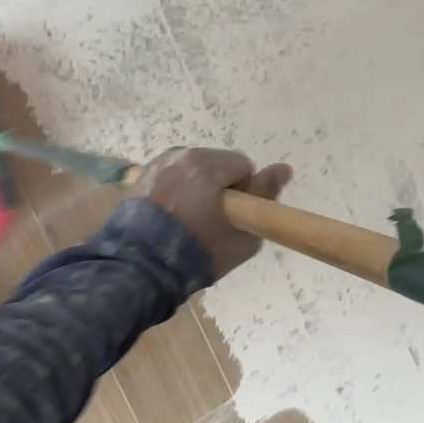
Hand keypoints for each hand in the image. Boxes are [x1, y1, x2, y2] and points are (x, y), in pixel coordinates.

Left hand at [133, 148, 292, 279]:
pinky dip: (176, 189)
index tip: (234, 216)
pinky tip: (172, 215)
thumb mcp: (243, 232)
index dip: (245, 191)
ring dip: (198, 185)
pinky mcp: (140, 178)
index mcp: (207, 164)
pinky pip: (170, 176)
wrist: (141, 267)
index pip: (243, 166)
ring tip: (190, 218)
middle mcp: (180, 155)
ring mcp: (156, 165)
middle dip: (220, 185)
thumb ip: (265, 195)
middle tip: (212, 219)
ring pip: (192, 168)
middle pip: (216, 162)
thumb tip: (283, 169)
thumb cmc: (199, 251)